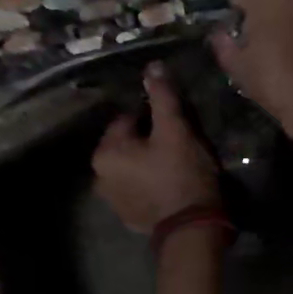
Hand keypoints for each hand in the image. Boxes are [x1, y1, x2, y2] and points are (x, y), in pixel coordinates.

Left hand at [91, 62, 219, 234]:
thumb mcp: (176, 132)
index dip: (154, 117)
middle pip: (127, 145)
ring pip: (132, 168)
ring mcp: (112, 200)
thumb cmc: (183, 175)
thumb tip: (153, 66)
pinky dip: (150, 185)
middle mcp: (99, 175)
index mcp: (106, 151)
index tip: (177, 124)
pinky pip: (138, 190)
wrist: (193, 227)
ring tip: (177, 167)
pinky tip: (172, 187)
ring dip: (148, 164)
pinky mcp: (128, 216)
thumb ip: (163, 98)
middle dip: (149, 141)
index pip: (127, 119)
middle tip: (180, 145)